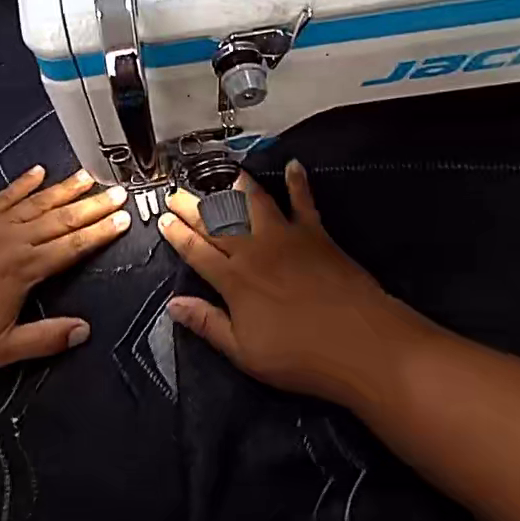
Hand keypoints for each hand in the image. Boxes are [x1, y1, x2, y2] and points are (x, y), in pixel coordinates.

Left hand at [0, 166, 130, 374]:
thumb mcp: (0, 349)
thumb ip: (44, 338)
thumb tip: (83, 330)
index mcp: (25, 268)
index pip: (73, 245)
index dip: (101, 232)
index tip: (124, 219)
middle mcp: (13, 241)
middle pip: (62, 218)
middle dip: (94, 205)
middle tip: (119, 192)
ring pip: (38, 203)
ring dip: (66, 189)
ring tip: (89, 175)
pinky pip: (4, 198)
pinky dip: (22, 184)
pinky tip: (37, 172)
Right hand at [158, 162, 430, 405]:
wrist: (356, 338)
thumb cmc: (298, 354)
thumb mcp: (243, 352)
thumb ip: (207, 324)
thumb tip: (175, 305)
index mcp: (234, 280)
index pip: (196, 251)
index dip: (178, 234)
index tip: (163, 220)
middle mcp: (255, 250)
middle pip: (218, 222)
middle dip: (194, 206)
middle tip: (178, 192)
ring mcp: (286, 236)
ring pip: (255, 203)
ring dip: (237, 187)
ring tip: (225, 175)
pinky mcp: (316, 232)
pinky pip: (303, 201)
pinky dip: (297, 182)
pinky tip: (293, 166)